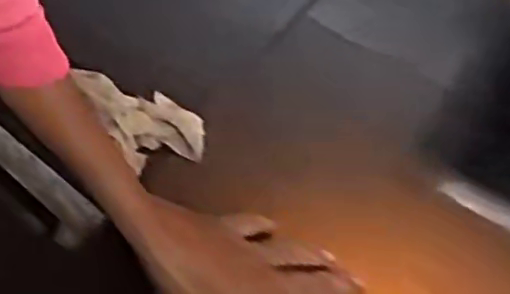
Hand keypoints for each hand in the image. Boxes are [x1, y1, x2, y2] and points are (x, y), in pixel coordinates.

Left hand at [134, 198, 359, 293]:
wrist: (150, 229)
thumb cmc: (181, 280)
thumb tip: (265, 289)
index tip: (357, 293)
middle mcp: (268, 272)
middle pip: (314, 278)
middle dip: (340, 283)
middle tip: (359, 282)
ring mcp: (244, 244)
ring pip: (290, 249)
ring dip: (313, 254)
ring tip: (331, 257)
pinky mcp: (219, 223)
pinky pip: (248, 222)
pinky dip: (264, 223)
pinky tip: (271, 222)